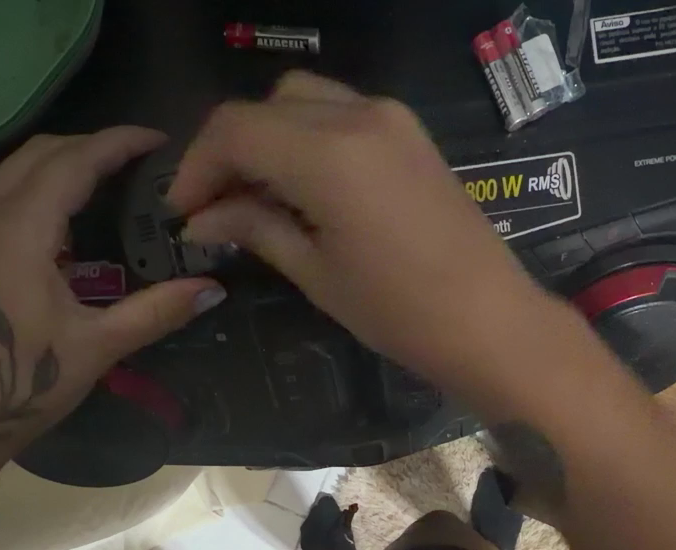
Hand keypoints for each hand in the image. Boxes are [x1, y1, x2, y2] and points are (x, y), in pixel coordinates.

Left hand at [0, 128, 225, 487]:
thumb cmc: (24, 384)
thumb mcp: (98, 347)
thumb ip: (157, 311)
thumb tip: (214, 289)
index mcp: (18, 229)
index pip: (73, 161)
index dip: (117, 143)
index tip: (157, 141)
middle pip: (38, 153)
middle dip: (89, 147)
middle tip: (136, 164)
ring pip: (10, 173)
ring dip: (58, 169)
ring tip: (104, 191)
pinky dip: (31, 195)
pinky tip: (58, 232)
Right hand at [168, 73, 568, 412]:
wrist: (492, 323)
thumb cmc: (401, 313)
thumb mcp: (318, 274)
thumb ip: (257, 229)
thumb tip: (202, 219)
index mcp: (328, 154)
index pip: (235, 129)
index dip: (197, 167)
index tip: (184, 213)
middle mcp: (358, 116)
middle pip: (267, 106)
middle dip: (230, 150)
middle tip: (217, 208)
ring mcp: (392, 120)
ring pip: (305, 101)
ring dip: (270, 139)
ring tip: (257, 200)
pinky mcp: (413, 135)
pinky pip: (343, 115)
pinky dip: (309, 139)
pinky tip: (304, 189)